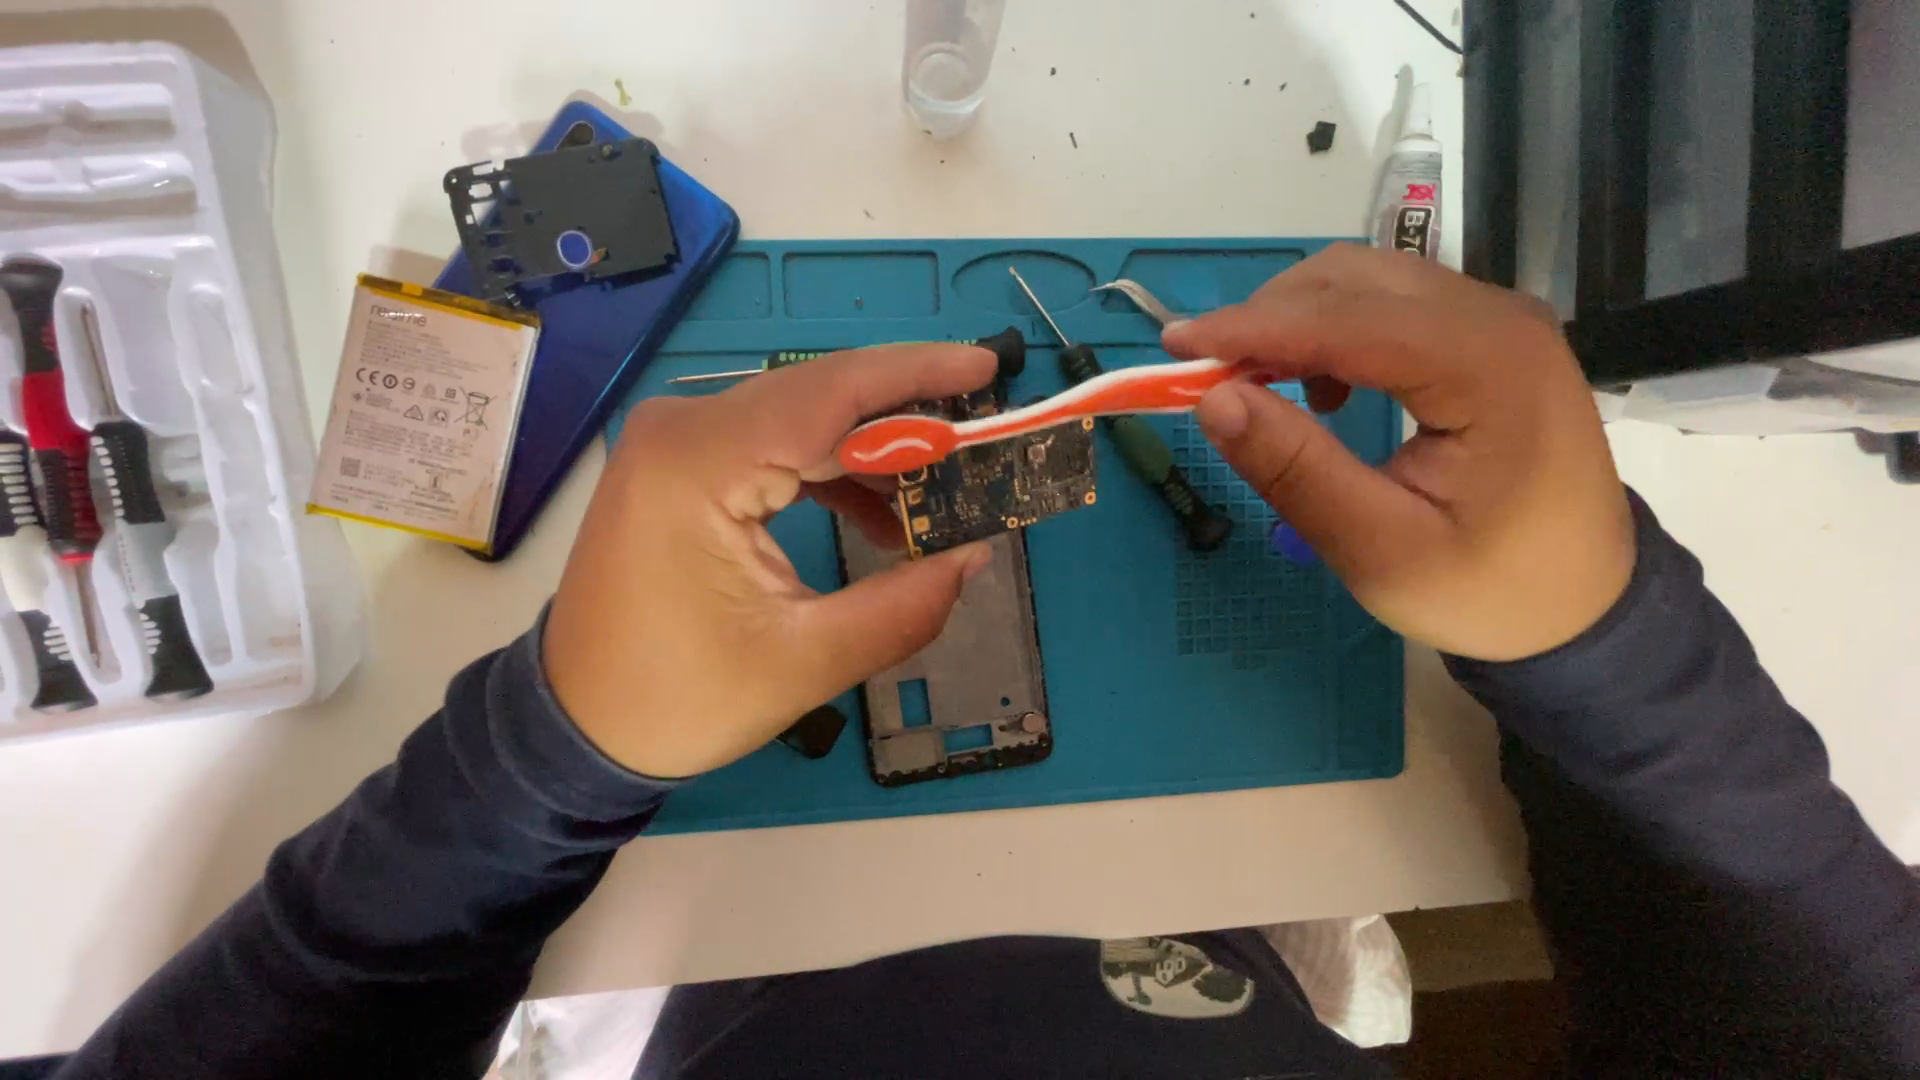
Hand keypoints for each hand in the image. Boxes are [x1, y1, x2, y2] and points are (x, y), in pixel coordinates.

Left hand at [544, 345, 995, 777]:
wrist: (576, 724)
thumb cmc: (677, 699)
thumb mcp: (804, 661)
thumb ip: (903, 608)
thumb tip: (975, 556)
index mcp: (699, 464)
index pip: (829, 392)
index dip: (917, 376)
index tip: (987, 369)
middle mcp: (683, 430)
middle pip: (820, 398)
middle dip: (909, 416)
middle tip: (984, 435)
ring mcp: (678, 444)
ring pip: (803, 420)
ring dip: (876, 451)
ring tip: (943, 490)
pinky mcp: (684, 467)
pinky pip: (776, 448)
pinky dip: (835, 474)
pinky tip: (879, 520)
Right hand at [1166, 245, 1634, 661]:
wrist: (1582, 607)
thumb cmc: (1485, 587)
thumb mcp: (1378, 547)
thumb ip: (1296, 470)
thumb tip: (1213, 401)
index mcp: (1486, 366)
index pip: (1345, 321)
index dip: (1251, 328)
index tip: (1174, 346)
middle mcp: (1497, 320)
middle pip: (1354, 280)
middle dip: (1266, 318)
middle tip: (1206, 376)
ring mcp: (1495, 323)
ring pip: (1367, 283)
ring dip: (1293, 321)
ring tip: (1250, 383)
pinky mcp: (1482, 340)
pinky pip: (1387, 307)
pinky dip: (1328, 332)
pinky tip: (1318, 390)